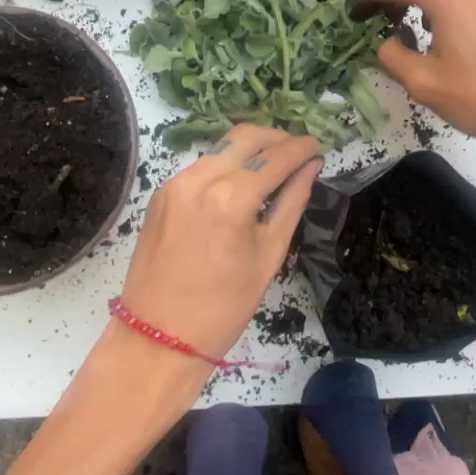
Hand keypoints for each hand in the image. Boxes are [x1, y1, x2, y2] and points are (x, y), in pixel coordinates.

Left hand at [116, 124, 321, 370]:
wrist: (158, 338)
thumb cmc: (224, 308)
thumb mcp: (269, 256)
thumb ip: (292, 203)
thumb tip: (311, 168)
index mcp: (232, 198)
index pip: (276, 157)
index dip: (301, 148)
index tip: (317, 145)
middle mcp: (200, 180)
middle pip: (246, 137)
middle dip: (276, 137)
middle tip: (297, 150)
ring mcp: (175, 184)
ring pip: (221, 148)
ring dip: (249, 150)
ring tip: (272, 166)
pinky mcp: (160, 194)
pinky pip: (200, 167)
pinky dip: (224, 166)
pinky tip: (239, 184)